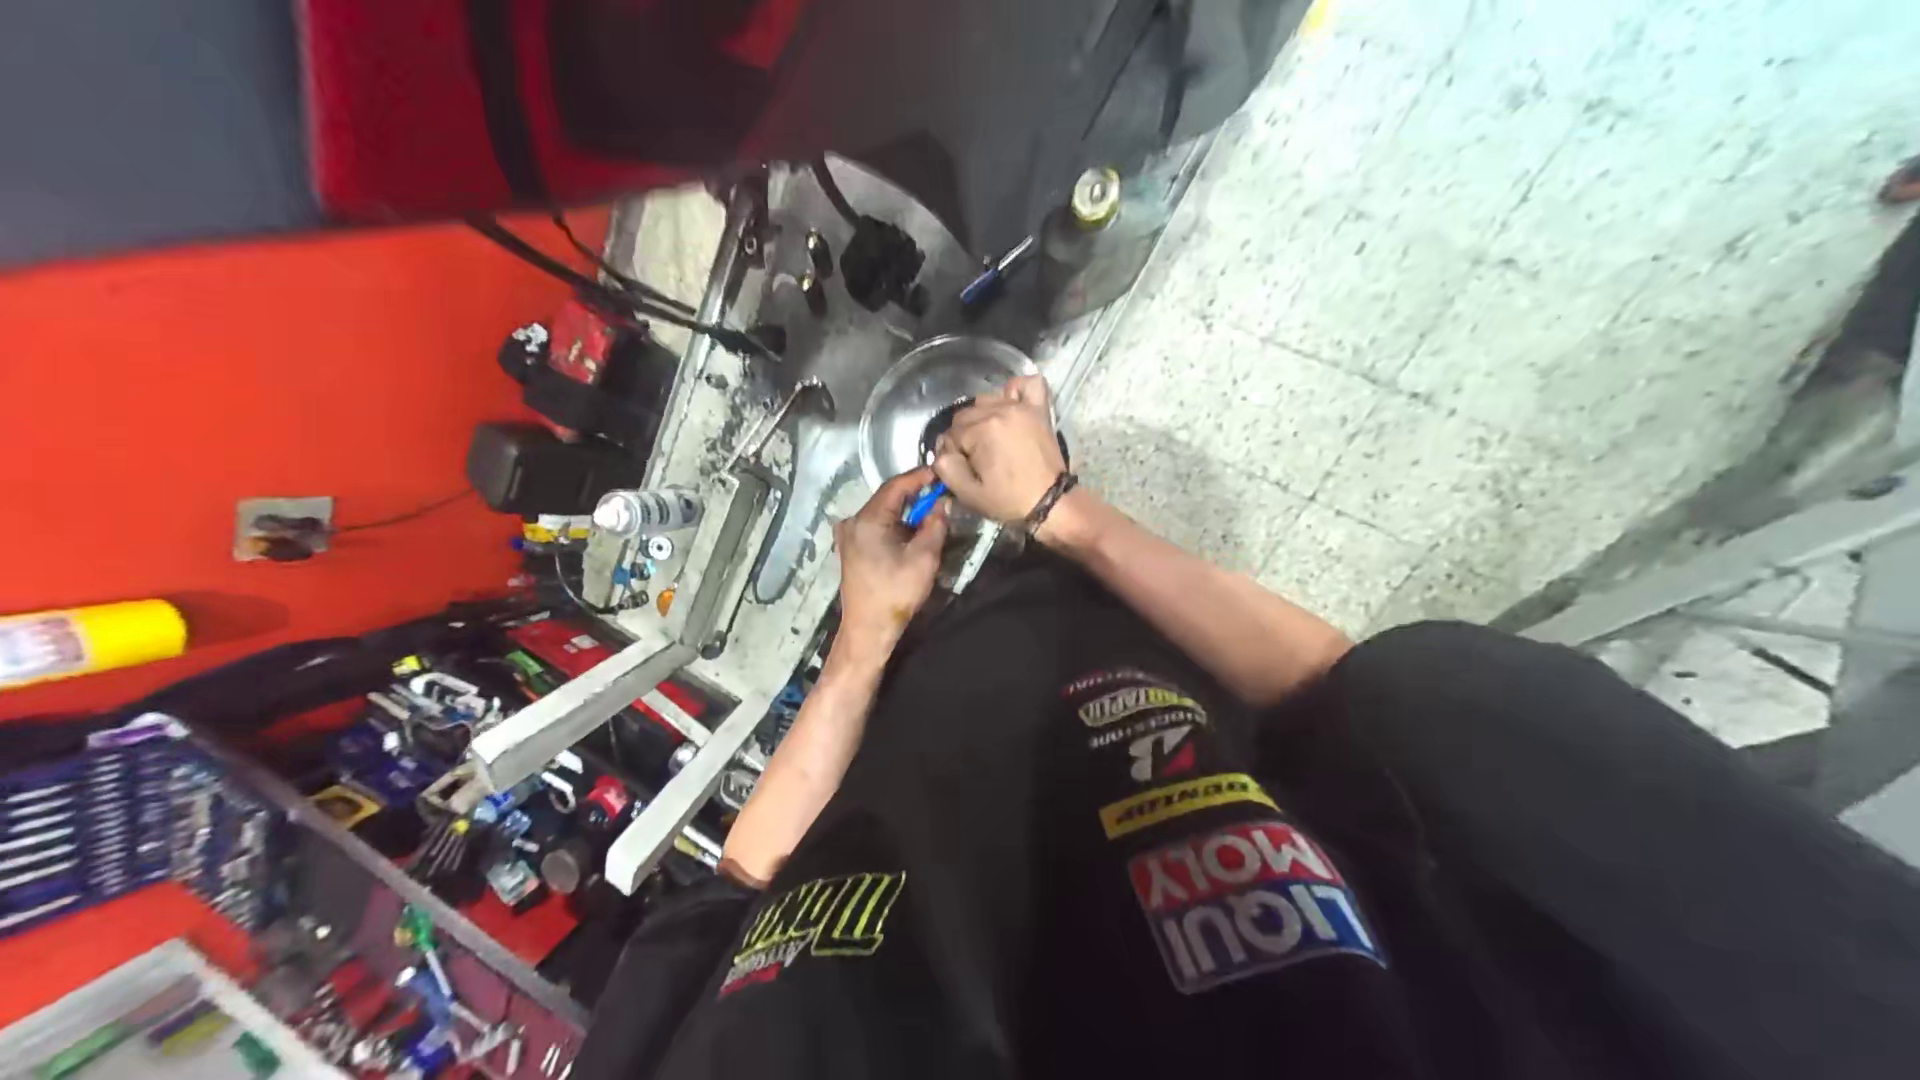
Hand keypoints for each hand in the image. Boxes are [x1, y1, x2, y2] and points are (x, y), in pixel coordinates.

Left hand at [833, 466, 949, 651]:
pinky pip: (876, 527)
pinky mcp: (850, 549)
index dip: (919, 477)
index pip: (896, 486)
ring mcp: (848, 536)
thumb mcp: (924, 557)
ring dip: (906, 513)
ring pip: (883, 513)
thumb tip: (941, 504)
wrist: (868, 628)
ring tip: (930, 515)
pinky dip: (895, 525)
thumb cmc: (896, 592)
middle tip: (940, 495)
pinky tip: (911, 533)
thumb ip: (935, 525)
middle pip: (888, 498)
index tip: (940, 472)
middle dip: (915, 496)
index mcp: (867, 520)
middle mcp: (853, 522)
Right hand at [933, 374, 1065, 524]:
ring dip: (981, 417)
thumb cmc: (1009, 501)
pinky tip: (1010, 409)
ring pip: (986, 400)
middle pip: (965, 415)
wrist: (1050, 502)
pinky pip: (1025, 385)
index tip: (960, 469)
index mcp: (981, 430)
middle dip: (963, 437)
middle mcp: (1000, 410)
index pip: (949, 435)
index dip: (951, 454)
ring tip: (989, 440)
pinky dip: (1015, 392)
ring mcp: (1021, 407)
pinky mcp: (1038, 409)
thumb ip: (946, 469)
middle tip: (974, 459)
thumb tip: (941, 452)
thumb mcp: (969, 494)